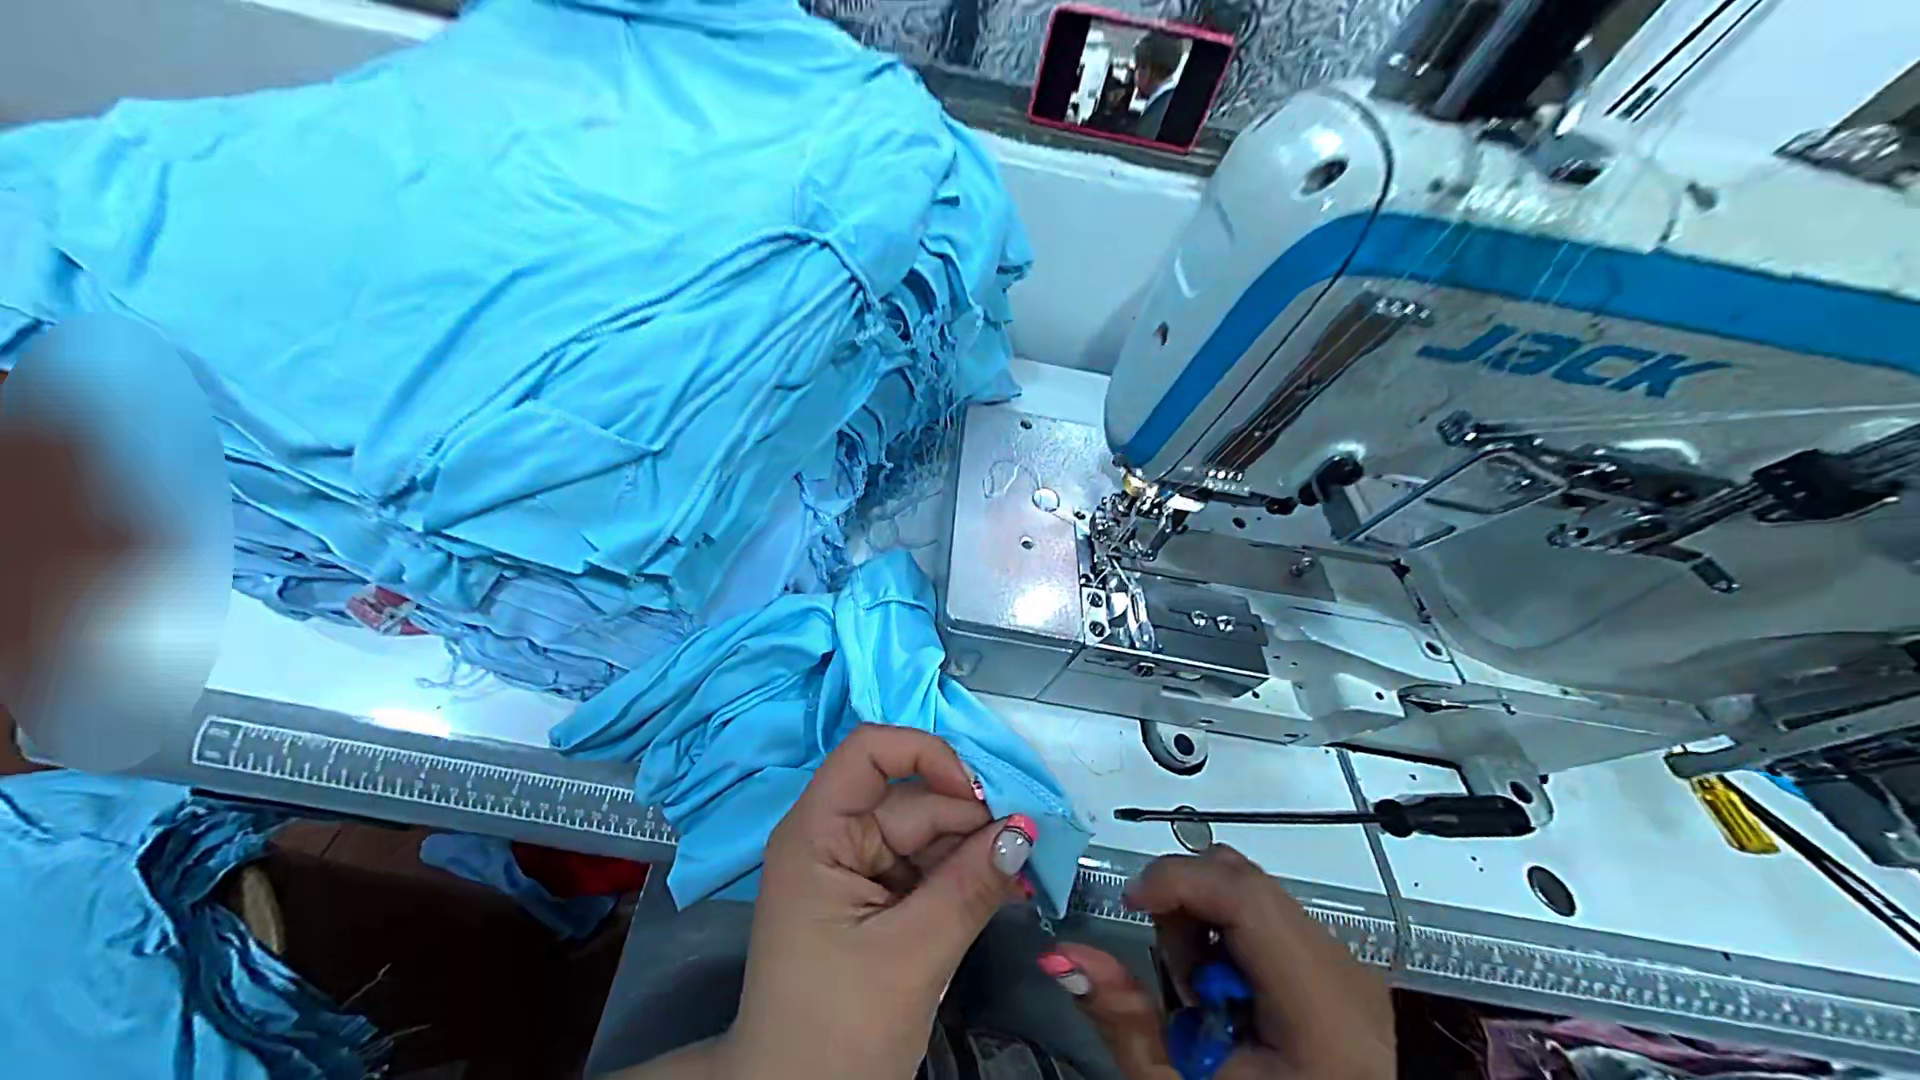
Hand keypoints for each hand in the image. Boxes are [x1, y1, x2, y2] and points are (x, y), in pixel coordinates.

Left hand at [727, 725, 1037, 1079]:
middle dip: (970, 821)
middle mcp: (835, 836)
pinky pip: (927, 866)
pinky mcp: (875, 895)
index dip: (927, 756)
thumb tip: (1024, 830)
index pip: (870, 752)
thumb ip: (970, 887)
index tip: (978, 797)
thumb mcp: (910, 957)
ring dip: (974, 851)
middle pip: (912, 799)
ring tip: (1020, 877)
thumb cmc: (835, 1033)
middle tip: (1025, 851)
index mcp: (818, 832)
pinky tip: (999, 890)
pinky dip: (963, 876)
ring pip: (928, 833)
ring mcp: (855, 865)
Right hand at [1038, 845, 1393, 1079]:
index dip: (1175, 879)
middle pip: (1238, 878)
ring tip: (1203, 992)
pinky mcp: (1334, 962)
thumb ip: (1126, 1023)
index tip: (1133, 905)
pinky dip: (1228, 934)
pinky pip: (1265, 913)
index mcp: (1311, 996)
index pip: (1239, 891)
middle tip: (1176, 973)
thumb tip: (1063, 958)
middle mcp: (1333, 959)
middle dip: (1183, 906)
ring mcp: (1338, 956)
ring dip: (1203, 920)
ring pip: (1248, 889)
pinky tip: (1229, 994)